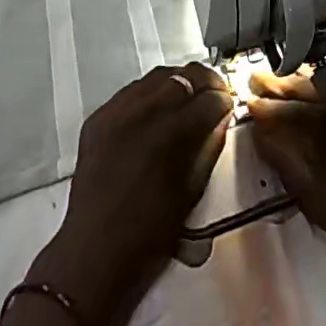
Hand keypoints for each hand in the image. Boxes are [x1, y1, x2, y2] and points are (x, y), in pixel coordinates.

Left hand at [7, 62, 230, 325]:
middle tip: (216, 92)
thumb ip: (209, 146)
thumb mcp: (191, 191)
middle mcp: (139, 115)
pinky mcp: (98, 117)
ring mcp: (115, 113)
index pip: (206, 99)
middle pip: (182, 77)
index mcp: (166, 136)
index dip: (223, 99)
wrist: (96, 248)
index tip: (229, 102)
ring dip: (178, 82)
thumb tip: (220, 119)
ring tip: (190, 95)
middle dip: (205, 82)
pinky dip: (150, 92)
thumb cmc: (147, 233)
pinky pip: (130, 90)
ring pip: (155, 77)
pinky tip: (159, 104)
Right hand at [245, 63, 325, 265]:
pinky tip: (317, 101)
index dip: (265, 104)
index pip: (289, 105)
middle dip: (280, 84)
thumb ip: (283, 158)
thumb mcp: (312, 194)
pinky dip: (325, 90)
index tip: (247, 102)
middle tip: (257, 82)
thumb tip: (260, 133)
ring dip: (302, 84)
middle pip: (308, 85)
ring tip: (282, 85)